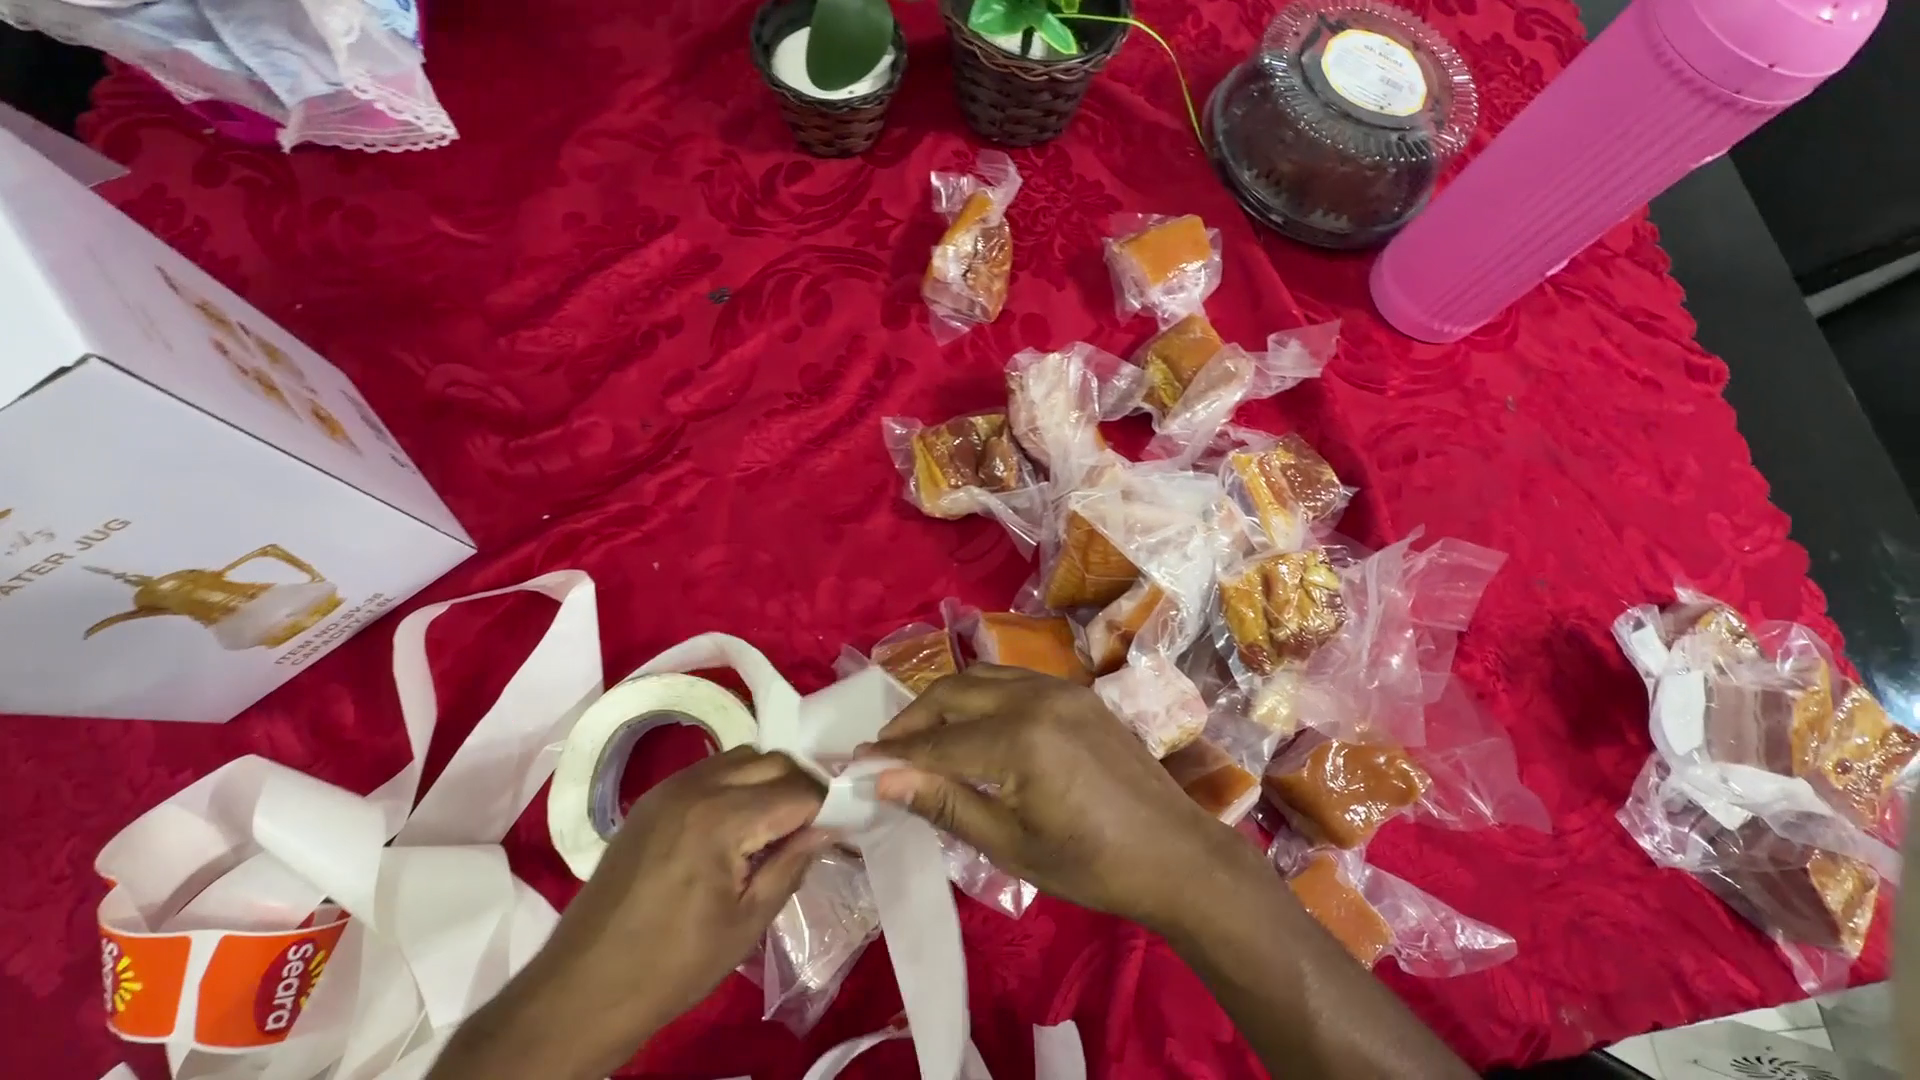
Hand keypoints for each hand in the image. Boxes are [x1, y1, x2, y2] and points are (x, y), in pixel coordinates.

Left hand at [542, 747, 830, 1025]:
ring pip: (741, 757)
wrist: (585, 986)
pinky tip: (736, 824)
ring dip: (767, 779)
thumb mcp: (747, 922)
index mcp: (723, 820)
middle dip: (800, 787)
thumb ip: (791, 864)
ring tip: (774, 824)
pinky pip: (708, 770)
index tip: (838, 831)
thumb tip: (827, 828)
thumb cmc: (674, 964)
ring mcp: (669, 789)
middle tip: (811, 828)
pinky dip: (735, 783)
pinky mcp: (650, 800)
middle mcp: (697, 788)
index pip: (798, 791)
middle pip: (772, 762)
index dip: (825, 809)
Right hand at [864, 666, 1269, 934]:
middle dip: (912, 721)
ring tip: (920, 738)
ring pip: (981, 677)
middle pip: (952, 693)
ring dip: (944, 702)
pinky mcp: (1077, 694)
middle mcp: (1036, 698)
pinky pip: (1012, 680)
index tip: (852, 765)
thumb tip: (882, 779)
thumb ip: (945, 804)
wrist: (1175, 855)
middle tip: (884, 754)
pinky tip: (971, 725)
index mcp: (1020, 739)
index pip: (936, 744)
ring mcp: (1061, 690)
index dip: (891, 756)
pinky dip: (979, 696)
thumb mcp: (1011, 845)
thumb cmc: (1092, 865)